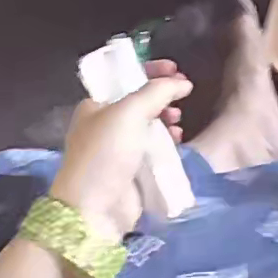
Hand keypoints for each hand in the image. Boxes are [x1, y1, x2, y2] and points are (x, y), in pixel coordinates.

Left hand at [49, 60, 191, 238]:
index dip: (150, 70)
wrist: (95, 209)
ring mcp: (120, 148)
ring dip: (167, 118)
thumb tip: (182, 83)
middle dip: (162, 95)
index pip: (125, 77)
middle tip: (183, 94)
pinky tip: (177, 140)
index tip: (175, 68)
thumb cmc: (106, 153)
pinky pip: (155, 148)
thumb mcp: (129, 112)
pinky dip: (168, 141)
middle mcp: (106, 123)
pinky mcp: (133, 169)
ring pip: (150, 124)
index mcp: (96, 104)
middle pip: (141, 100)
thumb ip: (157, 92)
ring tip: (177, 121)